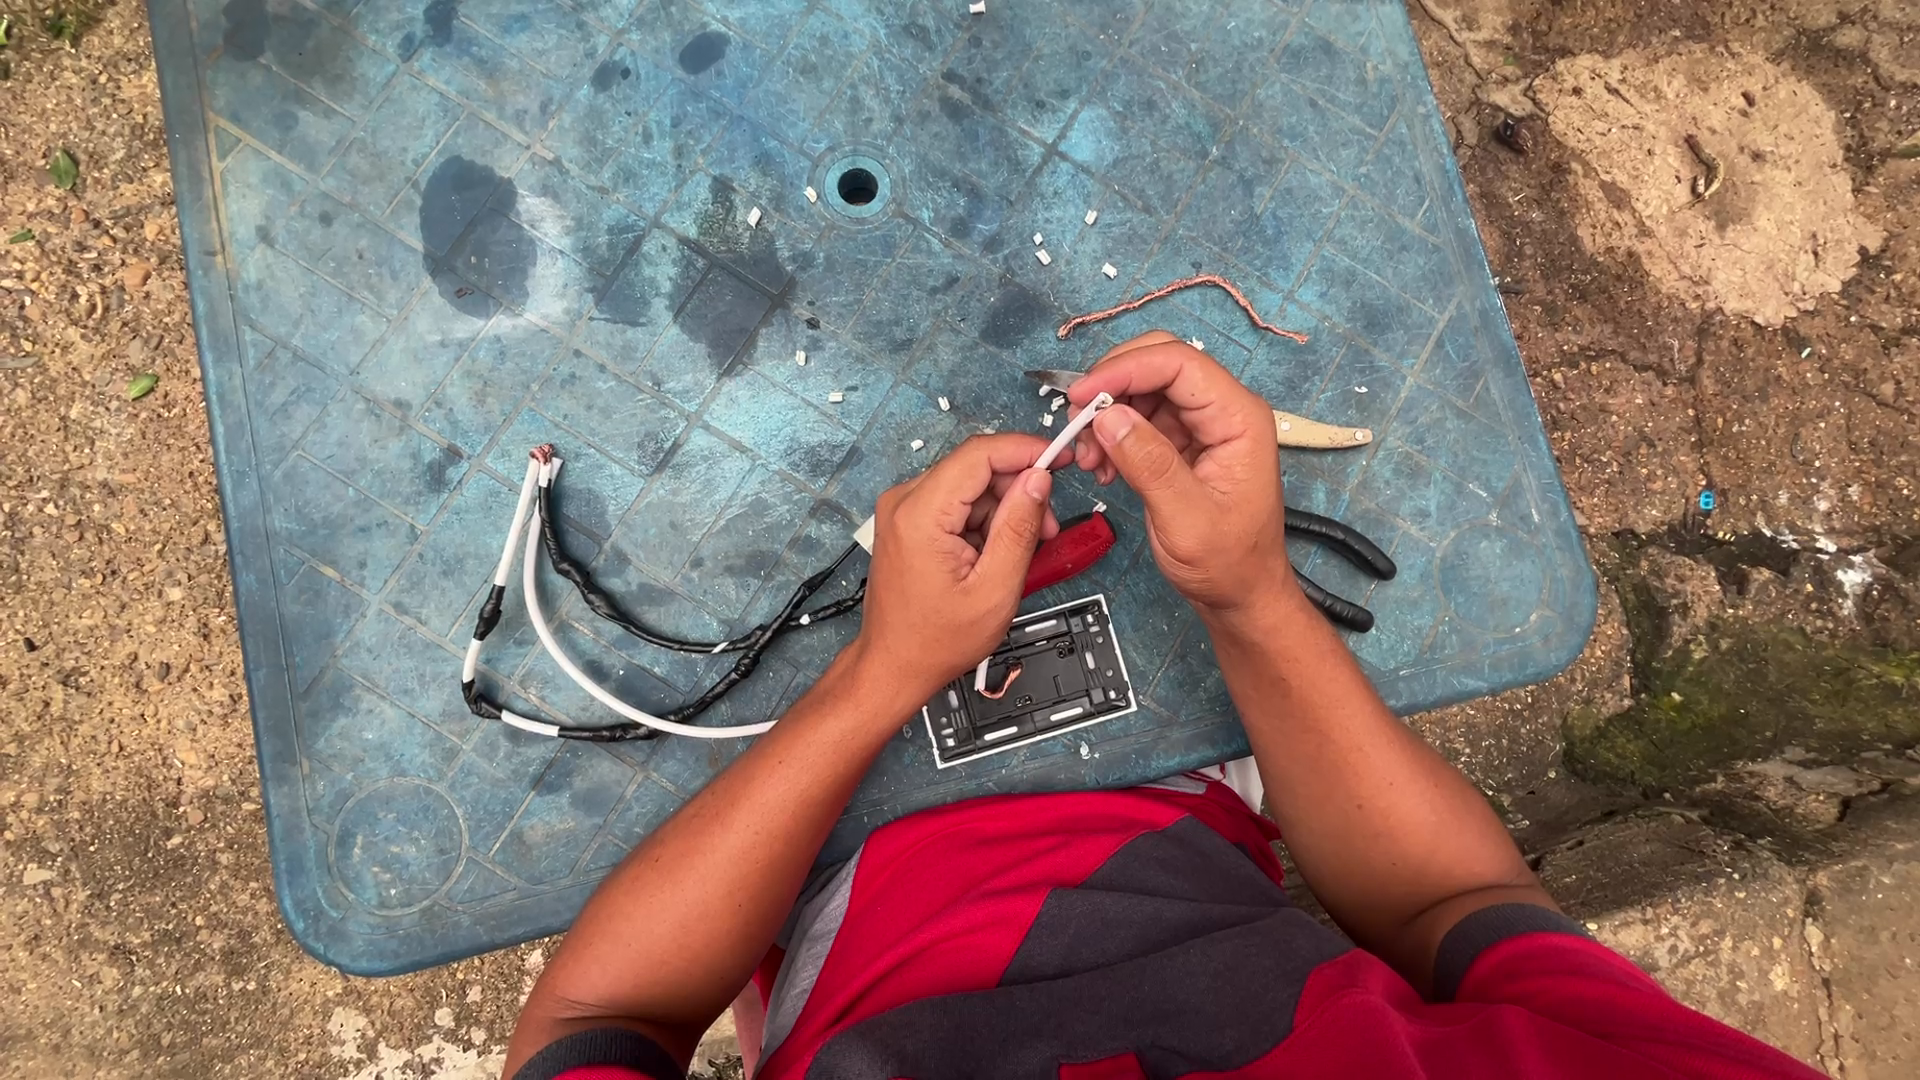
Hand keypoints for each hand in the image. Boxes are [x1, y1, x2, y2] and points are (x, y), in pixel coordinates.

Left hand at [853, 435, 1061, 701]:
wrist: (894, 665)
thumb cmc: (935, 640)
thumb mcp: (995, 588)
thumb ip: (1019, 527)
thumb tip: (1038, 478)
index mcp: (920, 514)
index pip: (979, 454)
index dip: (1026, 450)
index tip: (1060, 458)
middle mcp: (904, 502)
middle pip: (976, 467)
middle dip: (1019, 489)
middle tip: (1047, 525)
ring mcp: (903, 510)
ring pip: (970, 486)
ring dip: (1004, 509)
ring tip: (1023, 548)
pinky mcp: (909, 521)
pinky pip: (957, 503)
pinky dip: (984, 521)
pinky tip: (997, 551)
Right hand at [1068, 331, 1293, 617]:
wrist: (1240, 594)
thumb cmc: (1227, 563)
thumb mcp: (1185, 518)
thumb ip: (1148, 463)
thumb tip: (1108, 417)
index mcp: (1237, 419)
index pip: (1178, 364)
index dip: (1125, 369)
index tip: (1081, 396)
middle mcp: (1221, 412)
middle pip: (1160, 365)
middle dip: (1112, 385)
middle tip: (1078, 421)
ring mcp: (1200, 426)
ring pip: (1143, 391)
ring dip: (1107, 416)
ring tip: (1090, 459)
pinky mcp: (1180, 444)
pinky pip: (1139, 421)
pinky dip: (1113, 437)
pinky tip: (1103, 468)